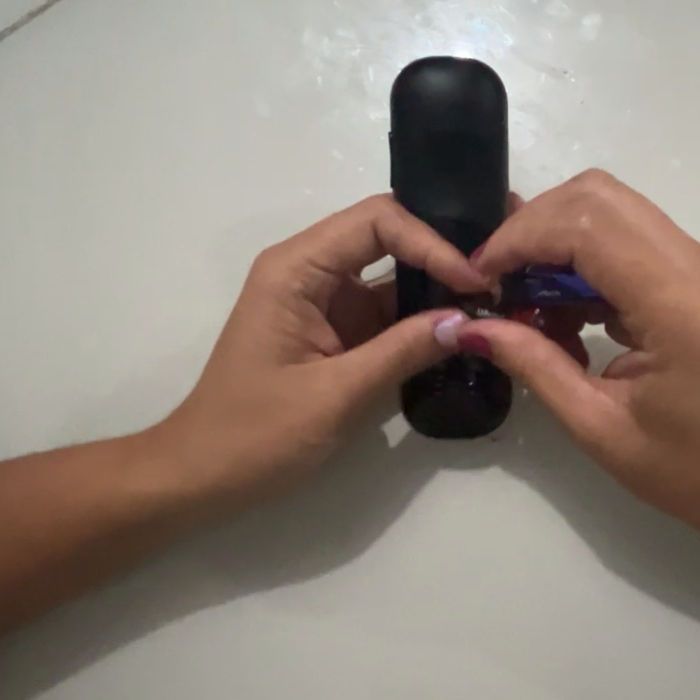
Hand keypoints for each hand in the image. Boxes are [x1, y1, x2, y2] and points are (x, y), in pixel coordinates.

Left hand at [149, 195, 485, 503]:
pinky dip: (424, 320)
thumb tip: (468, 321)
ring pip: (394, 274)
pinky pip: (389, 312)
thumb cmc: (255, 434)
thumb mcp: (335, 395)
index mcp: (296, 270)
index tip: (474, 280)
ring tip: (492, 303)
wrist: (204, 477)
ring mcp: (327, 303)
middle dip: (441, 254)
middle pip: (388, 236)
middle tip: (496, 278)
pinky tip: (462, 330)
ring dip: (438, 288)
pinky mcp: (339, 332)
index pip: (376, 222)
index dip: (431, 242)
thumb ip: (402, 352)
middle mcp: (311, 273)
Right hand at [460, 170, 699, 538]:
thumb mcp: (595, 425)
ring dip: (555, 240)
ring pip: (610, 206)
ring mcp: (698, 263)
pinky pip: (624, 235)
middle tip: (497, 282)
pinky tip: (562, 313)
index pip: (587, 226)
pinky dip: (580, 259)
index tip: (479, 277)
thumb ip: (531, 363)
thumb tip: (466, 326)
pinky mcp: (693, 272)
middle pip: (597, 196)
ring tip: (526, 302)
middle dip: (533, 228)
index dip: (521, 239)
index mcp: (677, 305)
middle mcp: (695, 265)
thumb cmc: (682, 468)